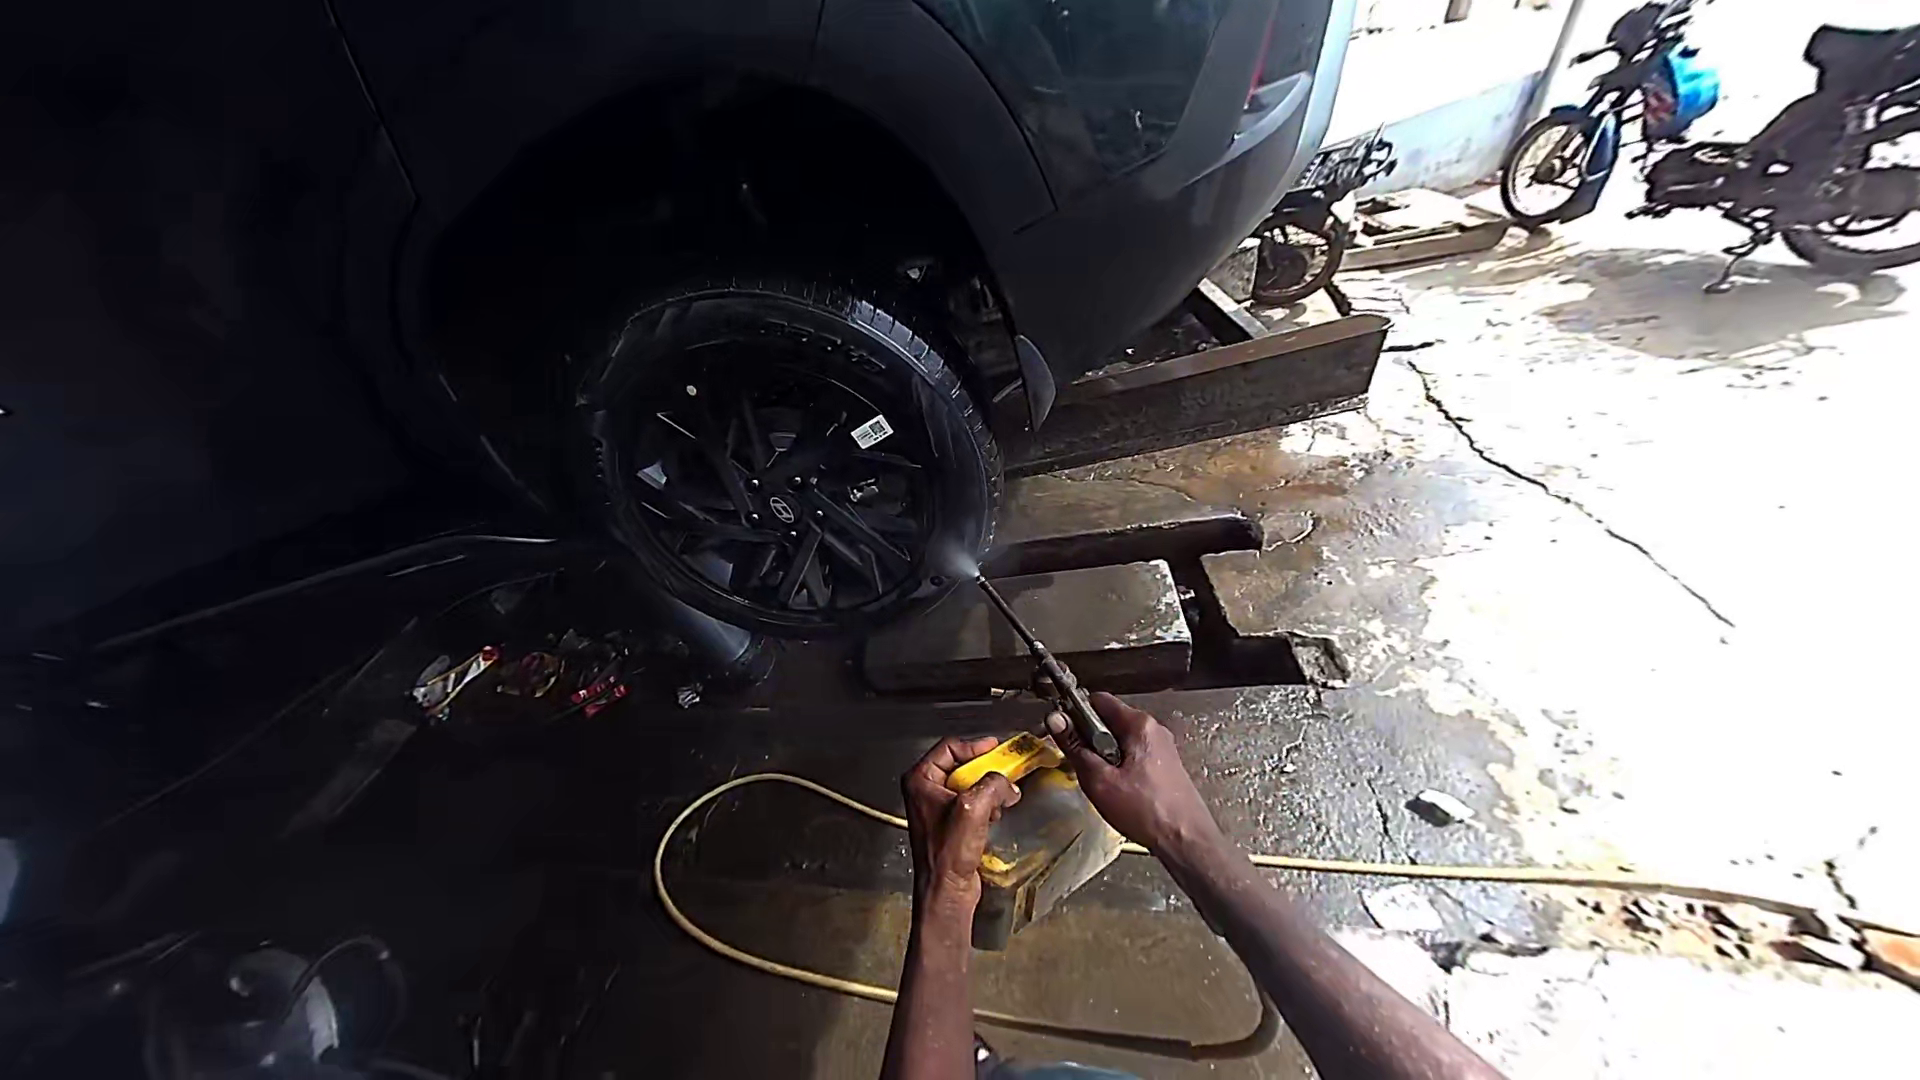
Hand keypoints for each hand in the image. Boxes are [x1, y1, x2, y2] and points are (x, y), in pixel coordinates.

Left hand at [900, 737, 1021, 916]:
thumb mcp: (974, 809)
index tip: (995, 748)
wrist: (945, 892)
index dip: (974, 746)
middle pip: (960, 764)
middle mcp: (925, 790)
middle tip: (1003, 770)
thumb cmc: (946, 855)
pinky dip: (986, 805)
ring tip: (998, 799)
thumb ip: (993, 786)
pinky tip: (994, 815)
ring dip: (987, 790)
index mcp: (920, 780)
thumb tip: (1007, 783)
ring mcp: (937, 807)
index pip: (950, 747)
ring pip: (969, 784)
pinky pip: (972, 802)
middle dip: (984, 770)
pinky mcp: (950, 823)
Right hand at [1047, 693, 1224, 859]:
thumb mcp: (1099, 780)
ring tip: (1101, 781)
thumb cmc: (1146, 811)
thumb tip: (1055, 719)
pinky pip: (1134, 753)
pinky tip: (1119, 789)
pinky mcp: (1165, 764)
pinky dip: (1120, 765)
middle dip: (1091, 738)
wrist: (1188, 843)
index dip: (1076, 712)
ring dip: (1105, 754)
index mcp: (1139, 724)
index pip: (1099, 700)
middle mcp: (1153, 729)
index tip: (1065, 731)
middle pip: (1110, 719)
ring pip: (1120, 739)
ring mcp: (1162, 747)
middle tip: (1083, 763)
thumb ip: (1075, 746)